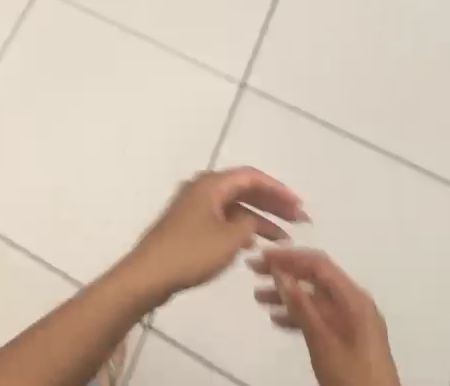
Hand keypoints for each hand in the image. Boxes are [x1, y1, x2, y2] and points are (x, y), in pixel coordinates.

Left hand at [117, 167, 307, 305]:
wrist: (149, 273)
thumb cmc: (190, 253)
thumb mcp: (228, 239)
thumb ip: (248, 224)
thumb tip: (252, 219)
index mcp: (211, 184)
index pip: (251, 176)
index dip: (278, 189)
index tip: (299, 205)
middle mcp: (202, 188)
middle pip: (244, 189)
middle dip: (273, 204)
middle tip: (300, 221)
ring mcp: (194, 206)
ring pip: (234, 206)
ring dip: (259, 219)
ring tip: (284, 239)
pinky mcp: (189, 224)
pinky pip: (223, 218)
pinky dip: (241, 228)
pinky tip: (255, 244)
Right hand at [252, 248, 401, 385]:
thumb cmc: (352, 376)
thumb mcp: (322, 341)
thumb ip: (301, 305)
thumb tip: (279, 271)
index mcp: (354, 299)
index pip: (318, 264)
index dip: (289, 256)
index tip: (261, 255)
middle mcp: (354, 304)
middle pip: (315, 278)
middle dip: (284, 273)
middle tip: (253, 271)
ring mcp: (352, 322)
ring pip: (314, 298)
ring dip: (287, 295)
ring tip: (258, 297)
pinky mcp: (348, 339)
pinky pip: (319, 318)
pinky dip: (298, 316)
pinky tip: (277, 320)